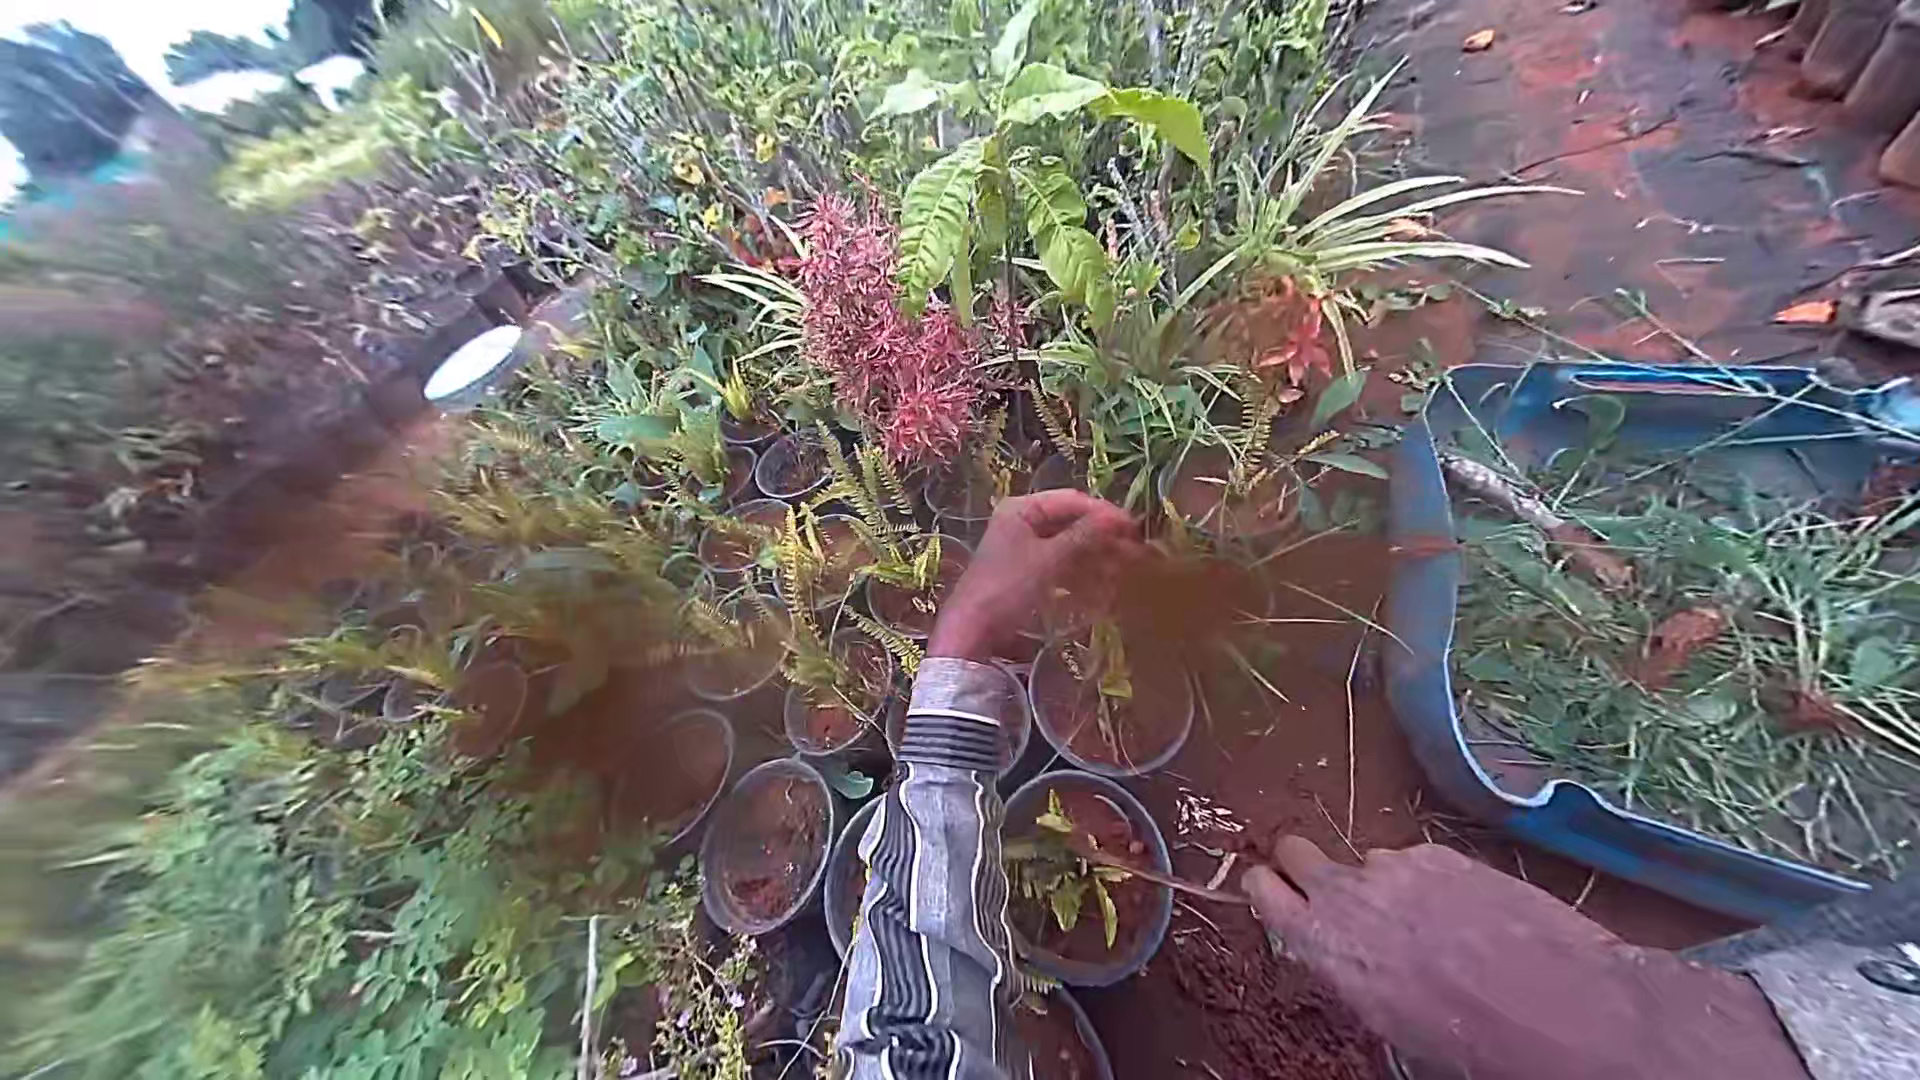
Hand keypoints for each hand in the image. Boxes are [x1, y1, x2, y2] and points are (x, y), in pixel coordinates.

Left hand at [927, 490, 1142, 661]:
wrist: (973, 631)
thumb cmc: (1007, 588)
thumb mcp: (1049, 560)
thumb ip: (1084, 536)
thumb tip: (1119, 518)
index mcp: (1021, 508)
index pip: (1071, 500)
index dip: (1104, 513)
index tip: (1134, 529)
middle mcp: (1022, 521)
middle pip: (1072, 523)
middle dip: (1103, 538)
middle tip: (1136, 552)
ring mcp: (1024, 547)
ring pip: (1070, 545)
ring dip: (1097, 557)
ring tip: (1126, 570)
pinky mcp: (1027, 572)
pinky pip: (1061, 565)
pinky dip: (1082, 572)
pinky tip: (1105, 584)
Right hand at [1242, 836, 1807, 1079]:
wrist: (1578, 1014)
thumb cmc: (1481, 1045)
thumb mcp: (1395, 1024)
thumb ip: (1351, 970)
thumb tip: (1348, 952)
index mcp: (1324, 942)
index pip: (1260, 887)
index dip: (1267, 887)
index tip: (1279, 893)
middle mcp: (1343, 893)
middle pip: (1292, 849)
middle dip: (1304, 865)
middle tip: (1340, 894)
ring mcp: (1388, 865)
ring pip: (1364, 861)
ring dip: (1382, 883)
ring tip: (1436, 921)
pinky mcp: (1434, 852)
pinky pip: (1414, 860)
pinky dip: (1430, 880)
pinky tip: (1472, 913)